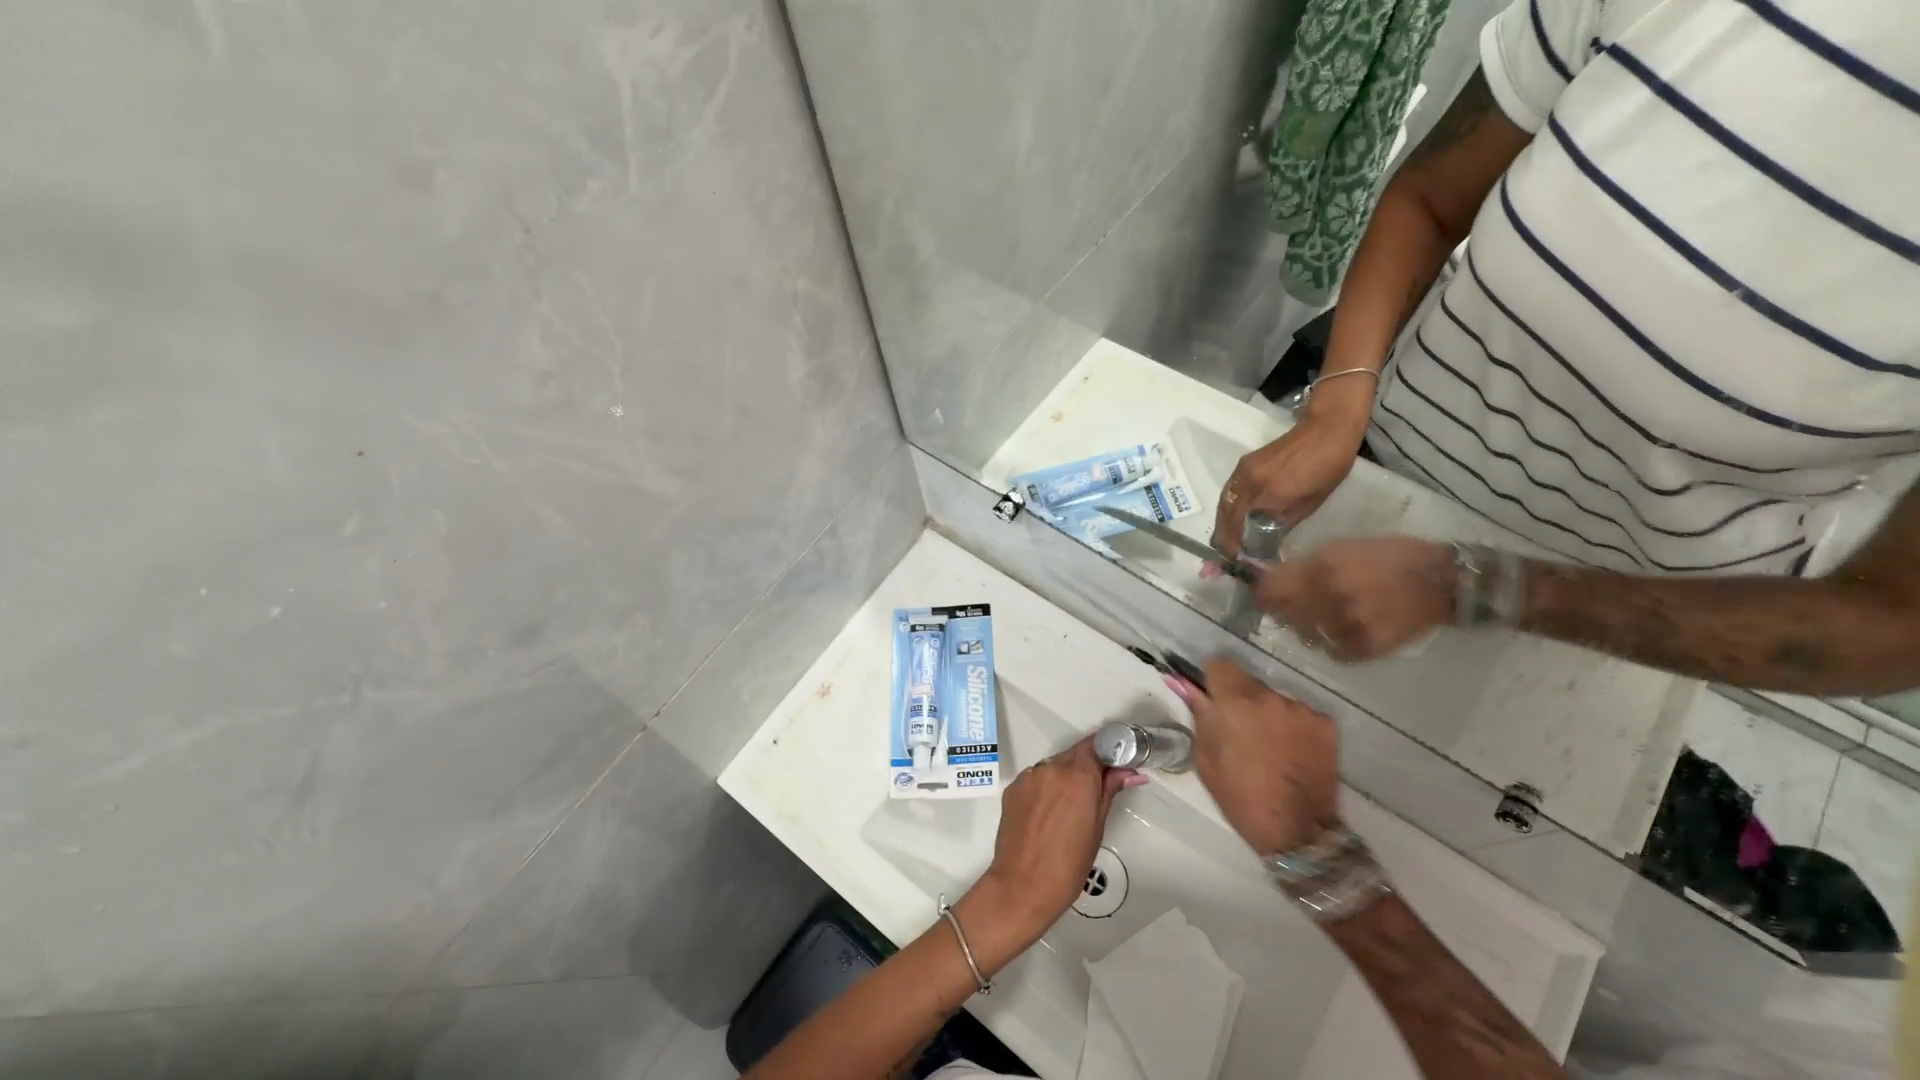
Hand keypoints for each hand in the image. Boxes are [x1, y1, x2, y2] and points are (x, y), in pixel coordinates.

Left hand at [960, 738, 1142, 956]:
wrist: (1022, 886)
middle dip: (1089, 765)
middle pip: (1074, 754)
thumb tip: (1130, 772)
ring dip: (1066, 776)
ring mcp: (1028, 778)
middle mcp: (1050, 769)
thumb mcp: (1097, 827)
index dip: (1109, 748)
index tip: (1120, 760)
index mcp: (1076, 776)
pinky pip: (1036, 779)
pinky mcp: (1012, 790)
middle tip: (1101, 787)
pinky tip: (1050, 813)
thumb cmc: (1068, 864)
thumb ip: (1109, 791)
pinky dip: (1047, 787)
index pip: (1096, 744)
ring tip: (1072, 807)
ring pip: (1054, 766)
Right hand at [1172, 659, 1339, 855]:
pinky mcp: (1325, 723)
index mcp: (1234, 704)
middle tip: (1241, 731)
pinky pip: (1301, 714)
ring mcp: (1301, 709)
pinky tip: (1293, 753)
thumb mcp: (1206, 759)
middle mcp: (1269, 697)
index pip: (1219, 665)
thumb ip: (1199, 716)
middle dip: (1240, 700)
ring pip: (1275, 699)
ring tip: (1270, 747)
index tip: (1212, 697)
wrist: (1296, 830)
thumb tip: (1186, 686)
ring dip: (1269, 714)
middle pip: (1248, 682)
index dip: (1213, 679)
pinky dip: (1294, 727)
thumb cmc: (1240, 798)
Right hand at [1211, 399, 1370, 557]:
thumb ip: (1281, 523)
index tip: (1234, 567)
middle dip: (1222, 544)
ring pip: (1223, 508)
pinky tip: (1230, 525)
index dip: (1236, 550)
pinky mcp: (1243, 466)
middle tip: (1219, 565)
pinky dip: (1226, 514)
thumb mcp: (1310, 503)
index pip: (1242, 529)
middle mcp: (1249, 483)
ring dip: (1221, 530)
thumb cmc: (1329, 467)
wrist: (1325, 427)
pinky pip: (1228, 496)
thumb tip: (1264, 544)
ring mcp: (1242, 472)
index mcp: (1270, 493)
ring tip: (1222, 549)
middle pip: (1226, 520)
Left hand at [1255, 536, 1455, 660]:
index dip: (1261, 593)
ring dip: (1306, 626)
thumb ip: (1307, 563)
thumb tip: (1274, 575)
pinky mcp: (1362, 648)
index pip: (1272, 588)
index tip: (1260, 593)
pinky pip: (1330, 650)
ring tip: (1322, 616)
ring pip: (1304, 634)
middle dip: (1281, 610)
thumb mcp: (1343, 547)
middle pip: (1283, 614)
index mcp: (1322, 568)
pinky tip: (1342, 630)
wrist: (1441, 583)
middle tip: (1287, 606)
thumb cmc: (1391, 556)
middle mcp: (1328, 598)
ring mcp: (1344, 626)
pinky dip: (1330, 642)